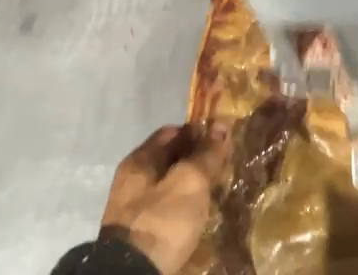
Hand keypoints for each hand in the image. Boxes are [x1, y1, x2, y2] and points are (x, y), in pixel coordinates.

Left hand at [100, 123, 229, 273]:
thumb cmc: (162, 220)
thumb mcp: (190, 181)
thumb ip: (205, 154)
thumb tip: (220, 125)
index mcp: (140, 160)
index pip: (173, 132)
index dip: (198, 131)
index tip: (222, 137)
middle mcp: (133, 179)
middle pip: (170, 158)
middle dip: (196, 158)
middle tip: (224, 163)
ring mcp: (135, 207)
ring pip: (169, 184)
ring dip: (191, 183)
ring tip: (216, 188)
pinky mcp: (141, 232)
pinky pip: (167, 207)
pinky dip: (184, 205)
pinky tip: (200, 212)